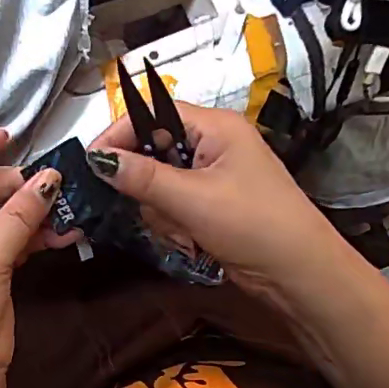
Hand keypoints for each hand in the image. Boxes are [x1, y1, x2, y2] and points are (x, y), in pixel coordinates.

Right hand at [85, 103, 336, 297]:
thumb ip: (142, 177)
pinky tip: (188, 240)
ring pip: (158, 184)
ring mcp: (211, 177)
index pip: (154, 114)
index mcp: (216, 127)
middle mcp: (212, 145)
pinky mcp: (209, 205)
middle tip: (152, 208)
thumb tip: (97, 159)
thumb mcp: (192, 199)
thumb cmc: (253, 224)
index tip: (92, 162)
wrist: (296, 273)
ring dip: (160, 211)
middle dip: (146, 185)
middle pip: (153, 151)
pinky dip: (171, 224)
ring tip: (182, 231)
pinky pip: (171, 206)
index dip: (120, 134)